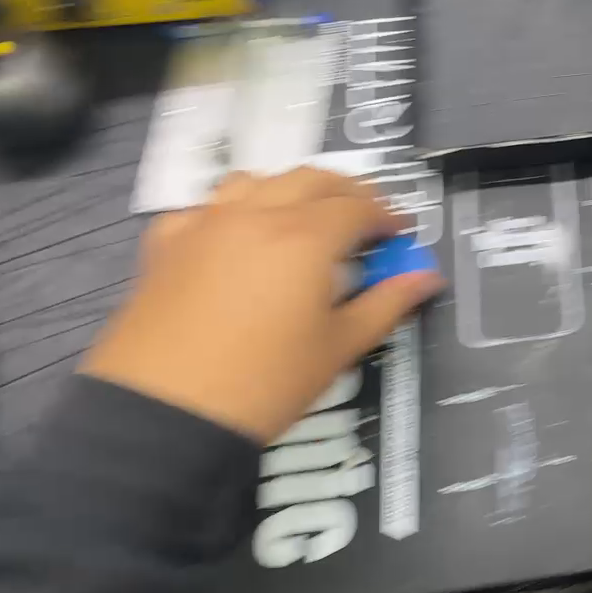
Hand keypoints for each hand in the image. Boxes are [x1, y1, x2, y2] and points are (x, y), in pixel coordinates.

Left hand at [82, 169, 443, 442]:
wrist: (165, 413)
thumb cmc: (268, 381)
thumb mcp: (341, 345)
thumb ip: (388, 303)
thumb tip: (426, 277)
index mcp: (304, 237)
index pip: (358, 206)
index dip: (389, 216)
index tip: (403, 235)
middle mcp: (254, 216)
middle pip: (311, 179)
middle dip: (349, 193)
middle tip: (369, 221)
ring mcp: (203, 225)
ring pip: (256, 181)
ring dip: (293, 191)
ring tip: (310, 221)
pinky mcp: (165, 246)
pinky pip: (207, 207)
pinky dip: (237, 211)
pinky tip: (244, 241)